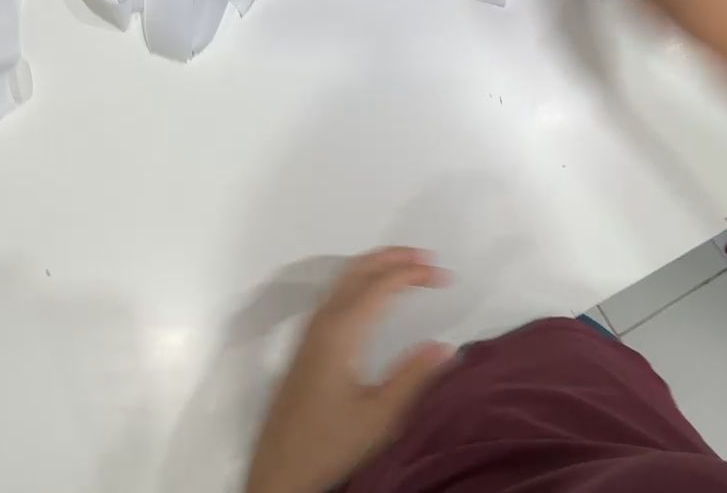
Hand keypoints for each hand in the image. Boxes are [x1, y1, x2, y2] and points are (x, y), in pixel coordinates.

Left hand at [244, 248, 455, 492]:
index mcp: (342, 331)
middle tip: (427, 258)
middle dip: (393, 257)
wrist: (279, 469)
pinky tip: (371, 291)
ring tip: (405, 265)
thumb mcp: (380, 417)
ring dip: (375, 263)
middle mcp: (323, 320)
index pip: (381, 285)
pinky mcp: (305, 340)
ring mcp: (310, 328)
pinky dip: (359, 277)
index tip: (444, 276)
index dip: (414, 273)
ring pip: (343, 276)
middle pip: (358, 269)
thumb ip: (413, 378)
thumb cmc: (329, 444)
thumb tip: (446, 346)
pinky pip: (334, 289)